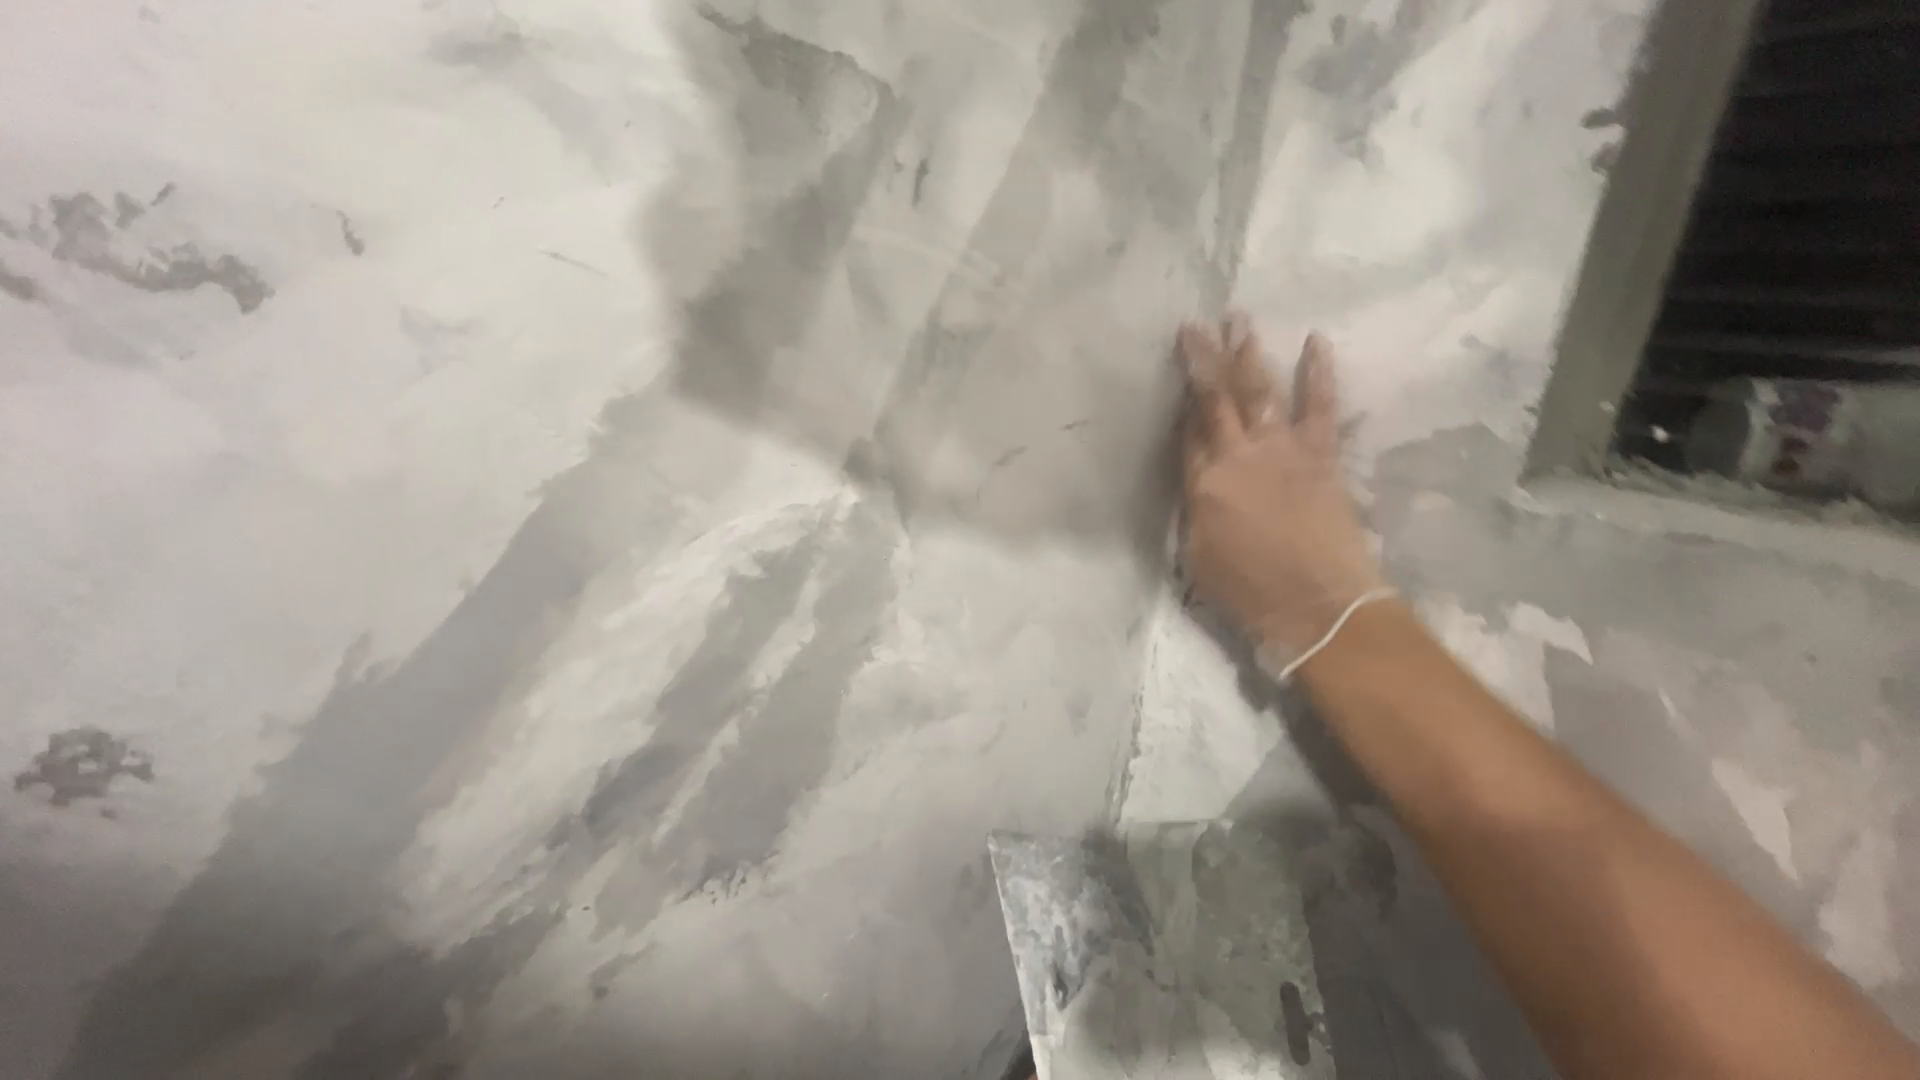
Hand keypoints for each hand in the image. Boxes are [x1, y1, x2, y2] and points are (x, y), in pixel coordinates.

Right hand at [1178, 314, 1385, 663]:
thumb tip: (1197, 484)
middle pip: (1214, 399)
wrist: (1317, 605)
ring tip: (1238, 320)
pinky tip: (1315, 341)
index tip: (1174, 375)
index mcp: (1202, 485)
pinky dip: (1318, 373)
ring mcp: (1281, 450)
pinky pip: (1319, 406)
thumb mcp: (1198, 556)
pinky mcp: (1320, 455)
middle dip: (1202, 359)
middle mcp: (1237, 457)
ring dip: (1248, 354)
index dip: (1180, 402)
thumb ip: (1195, 511)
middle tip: (1194, 325)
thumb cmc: (1249, 592)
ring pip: (1259, 391)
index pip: (1186, 433)